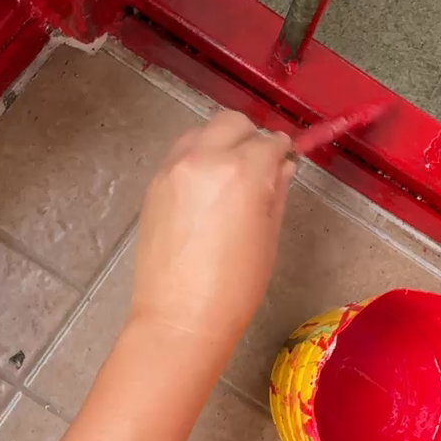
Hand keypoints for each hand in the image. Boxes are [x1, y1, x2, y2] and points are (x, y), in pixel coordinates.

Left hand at [127, 110, 294, 351]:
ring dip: (221, 142)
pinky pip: (181, 153)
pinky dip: (198, 158)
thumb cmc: (235, 286)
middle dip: (251, 137)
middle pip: (233, 123)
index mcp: (243, 172)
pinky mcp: (154, 184)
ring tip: (230, 175)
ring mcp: (174, 169)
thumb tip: (281, 168)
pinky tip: (206, 189)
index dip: (282, 152)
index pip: (270, 142)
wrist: (180, 317)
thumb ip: (276, 192)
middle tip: (259, 165)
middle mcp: (205, 159)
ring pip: (202, 131)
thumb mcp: (269, 237)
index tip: (286, 162)